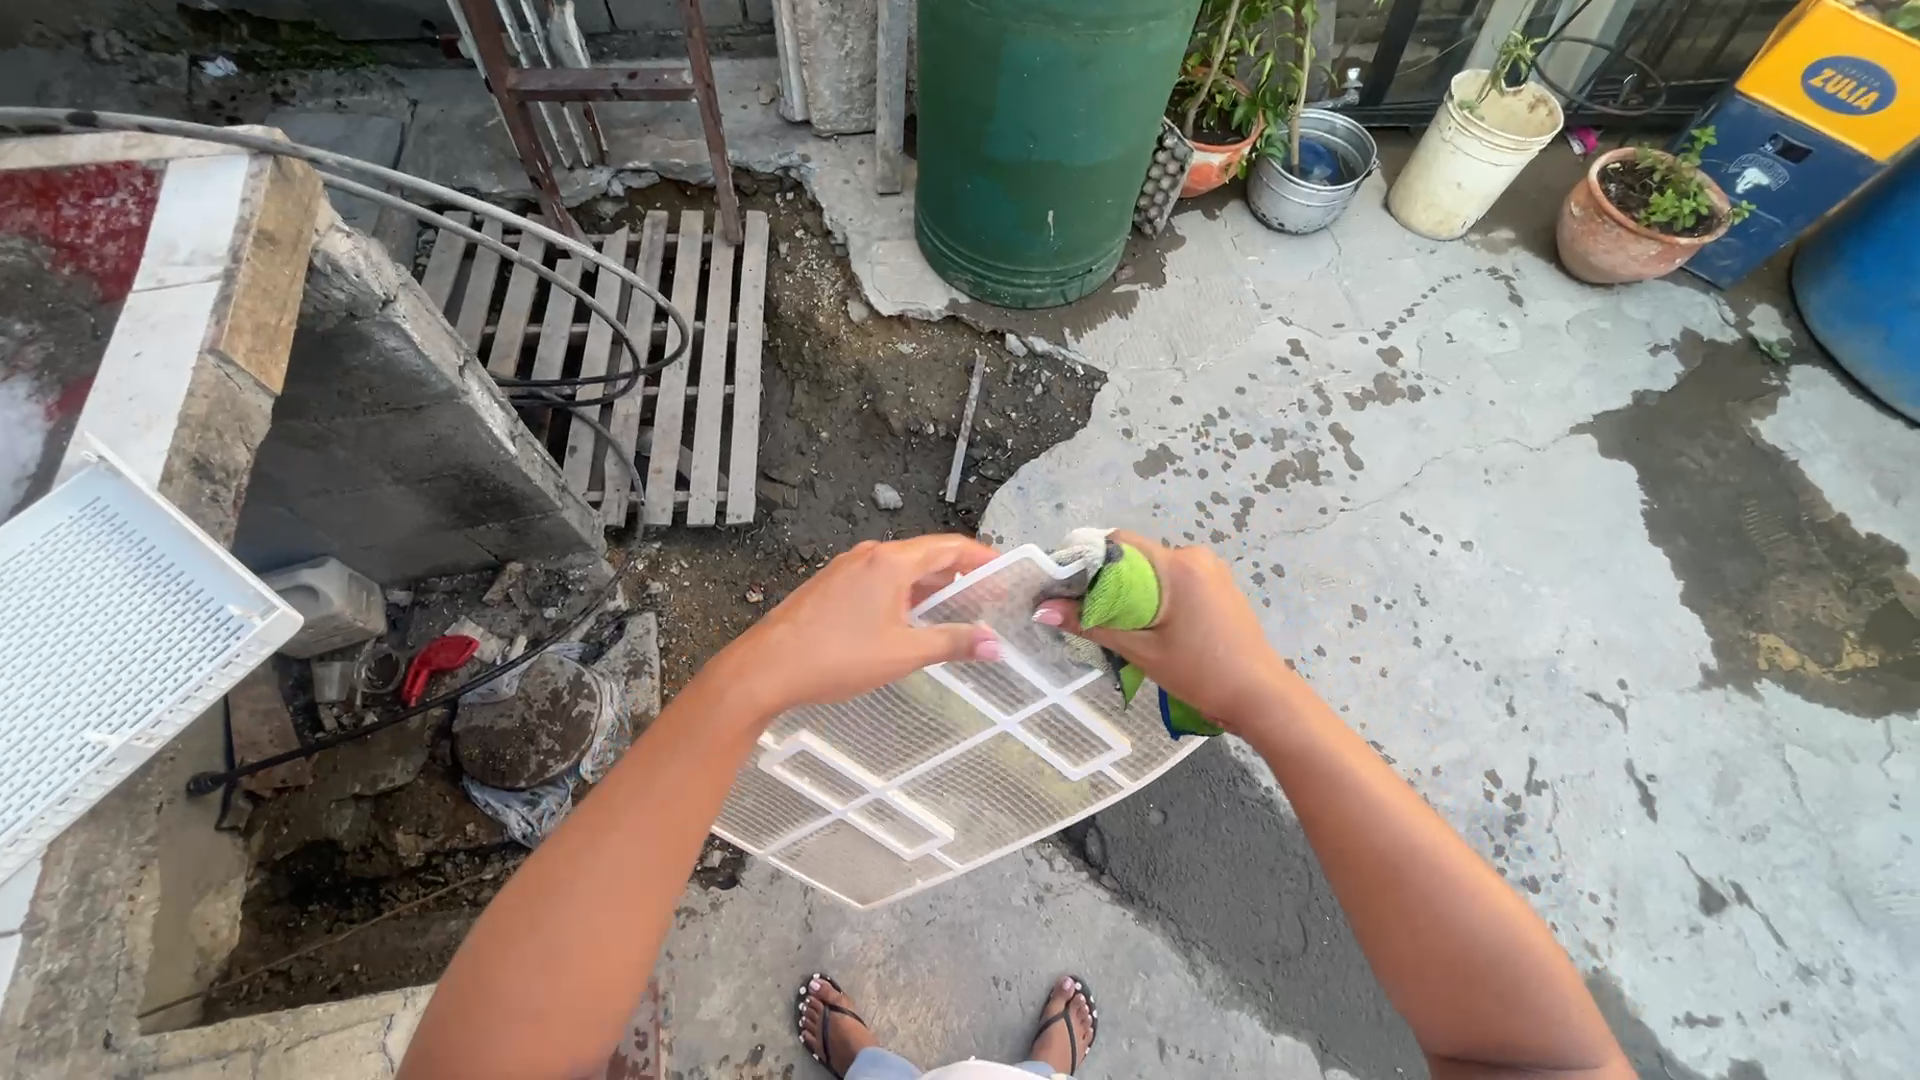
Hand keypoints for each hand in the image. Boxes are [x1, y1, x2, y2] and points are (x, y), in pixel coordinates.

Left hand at [713, 534, 1001, 716]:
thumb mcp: (903, 653)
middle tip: (987, 597)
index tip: (1005, 571)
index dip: (982, 557)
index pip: (949, 546)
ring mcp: (847, 568)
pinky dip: (904, 594)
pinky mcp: (832, 586)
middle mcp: (870, 556)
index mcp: (891, 562)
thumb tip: (993, 645)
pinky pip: (879, 580)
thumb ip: (952, 643)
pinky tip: (910, 620)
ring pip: (901, 569)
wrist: (765, 668)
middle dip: (959, 574)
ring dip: (930, 586)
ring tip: (955, 611)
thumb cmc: (835, 657)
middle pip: (926, 555)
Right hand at [1033, 531, 1295, 734]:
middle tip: (1079, 609)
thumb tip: (1042, 611)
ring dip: (1128, 590)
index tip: (1063, 587)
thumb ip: (1091, 624)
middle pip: (1134, 556)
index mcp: (1178, 564)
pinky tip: (1142, 623)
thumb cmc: (1202, 673)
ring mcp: (1210, 570)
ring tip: (1108, 620)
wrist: (1262, 697)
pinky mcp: (1217, 586)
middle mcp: (1194, 556)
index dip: (1085, 560)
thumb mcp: (1141, 650)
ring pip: (1152, 570)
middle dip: (1105, 580)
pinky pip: (1172, 581)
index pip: (1118, 543)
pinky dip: (1151, 596)